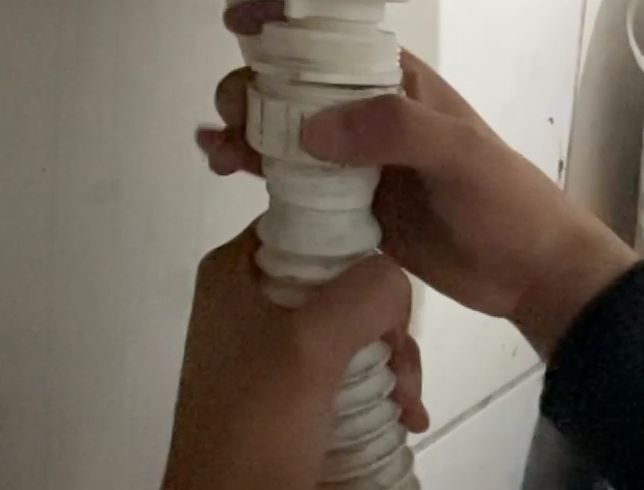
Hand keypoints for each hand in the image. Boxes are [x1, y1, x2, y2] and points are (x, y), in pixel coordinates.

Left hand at [162, 224, 424, 489]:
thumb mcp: (309, 347)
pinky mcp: (288, 385)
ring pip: (350, 320)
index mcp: (237, 268)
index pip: (305, 220)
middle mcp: (251, 295)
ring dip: (390, 357)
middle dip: (382, 317)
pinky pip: (346, 361)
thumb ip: (361, 293)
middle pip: (338, 274)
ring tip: (406, 400)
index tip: (386, 283)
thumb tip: (395, 274)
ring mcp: (268, 343)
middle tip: (400, 356)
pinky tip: (403, 413)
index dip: (353, 240)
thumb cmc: (256, 424)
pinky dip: (380, 383)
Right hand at [197, 0, 638, 354]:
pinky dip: (251, 165)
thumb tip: (309, 129)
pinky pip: (286, 175)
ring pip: (279, 128)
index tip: (237, 23)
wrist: (525, 272)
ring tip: (218, 148)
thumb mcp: (458, 152)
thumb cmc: (501, 198)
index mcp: (391, 79)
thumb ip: (393, 128)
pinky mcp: (338, 201)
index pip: (329, 37)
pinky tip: (223, 166)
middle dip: (251, 85)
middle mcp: (362, 110)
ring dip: (241, 127)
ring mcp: (348, 157)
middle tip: (235, 114)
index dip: (281, 22)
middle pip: (290, 83)